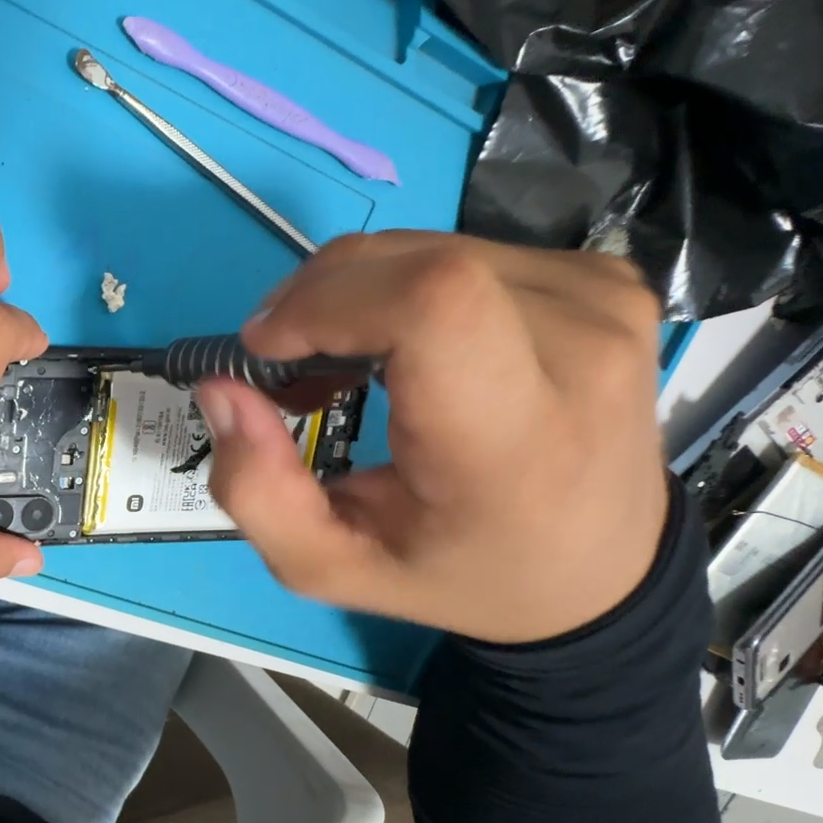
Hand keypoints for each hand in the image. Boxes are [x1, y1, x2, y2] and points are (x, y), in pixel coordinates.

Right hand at [198, 232, 667, 643]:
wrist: (599, 570)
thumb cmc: (453, 573)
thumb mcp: (327, 567)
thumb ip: (255, 492)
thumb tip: (221, 387)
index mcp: (512, 437)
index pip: (431, 303)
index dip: (326, 303)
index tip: (266, 350)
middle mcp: (576, 349)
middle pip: (414, 264)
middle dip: (315, 300)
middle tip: (282, 367)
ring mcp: (601, 302)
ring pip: (423, 250)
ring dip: (350, 297)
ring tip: (333, 367)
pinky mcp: (601, 280)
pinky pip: (458, 253)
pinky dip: (395, 291)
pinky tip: (393, 347)